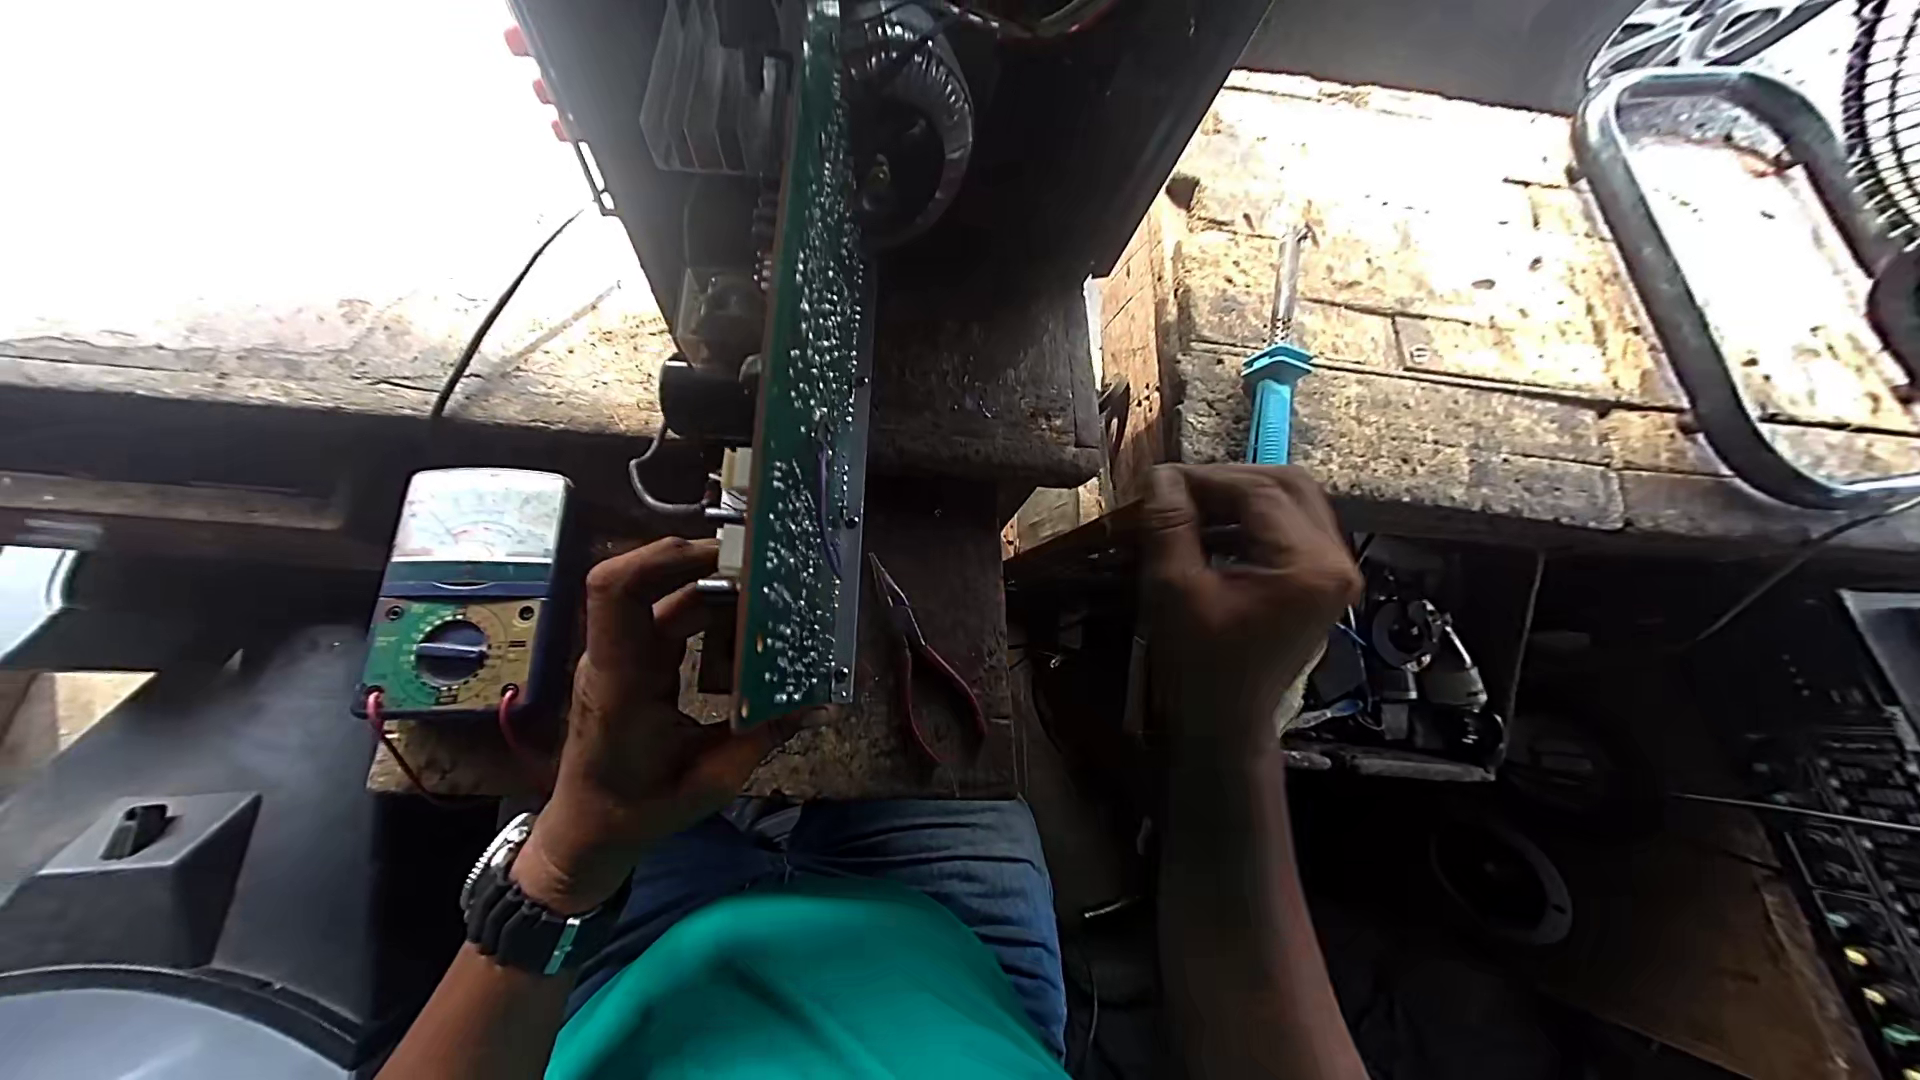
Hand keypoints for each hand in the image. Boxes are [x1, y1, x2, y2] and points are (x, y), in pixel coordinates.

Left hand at [514, 537, 799, 912]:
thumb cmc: (639, 810)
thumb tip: (822, 705)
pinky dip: (717, 614)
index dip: (664, 558)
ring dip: (722, 592)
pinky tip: (750, 628)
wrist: (587, 832)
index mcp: (622, 681)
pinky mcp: (639, 660)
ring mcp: (626, 655)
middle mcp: (618, 656)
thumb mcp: (713, 778)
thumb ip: (768, 734)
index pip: (617, 591)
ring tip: (771, 601)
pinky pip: (677, 617)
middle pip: (658, 583)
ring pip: (672, 596)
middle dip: (717, 569)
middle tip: (773, 574)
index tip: (725, 556)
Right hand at [1141, 465, 1361, 754]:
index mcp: (1307, 567)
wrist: (1224, 722)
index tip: (1158, 480)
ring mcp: (1331, 572)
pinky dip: (1248, 519)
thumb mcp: (1174, 591)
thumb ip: (1169, 526)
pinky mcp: (1318, 581)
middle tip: (1177, 489)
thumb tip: (1161, 476)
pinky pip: (1288, 528)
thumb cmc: (1198, 666)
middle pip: (1286, 486)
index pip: (1258, 492)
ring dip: (1237, 497)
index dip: (1204, 477)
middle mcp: (1334, 562)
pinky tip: (1209, 529)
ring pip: (1290, 502)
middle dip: (1226, 480)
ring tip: (1189, 506)